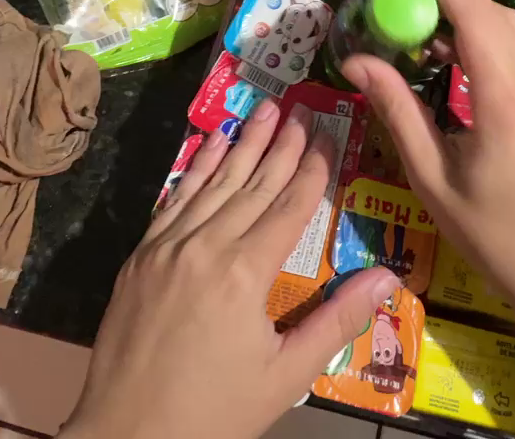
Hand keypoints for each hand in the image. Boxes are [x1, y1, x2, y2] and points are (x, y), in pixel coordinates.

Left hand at [59, 97, 400, 438]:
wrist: (125, 437)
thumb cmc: (214, 412)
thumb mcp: (285, 376)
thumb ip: (336, 322)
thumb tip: (388, 277)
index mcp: (245, 272)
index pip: (290, 206)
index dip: (313, 168)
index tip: (327, 134)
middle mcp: (207, 245)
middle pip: (255, 184)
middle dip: (283, 145)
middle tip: (302, 109)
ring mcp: (169, 244)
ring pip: (216, 181)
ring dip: (244, 143)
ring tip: (265, 108)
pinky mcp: (143, 253)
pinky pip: (176, 197)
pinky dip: (198, 167)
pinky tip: (213, 142)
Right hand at [339, 0, 514, 336]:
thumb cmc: (493, 235)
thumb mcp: (431, 177)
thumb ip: (396, 110)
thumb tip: (356, 62)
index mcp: (505, 99)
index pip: (474, 13)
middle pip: (495, 12)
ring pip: (513, 27)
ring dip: (472, 13)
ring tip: (425, 28)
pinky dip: (489, 37)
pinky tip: (459, 61)